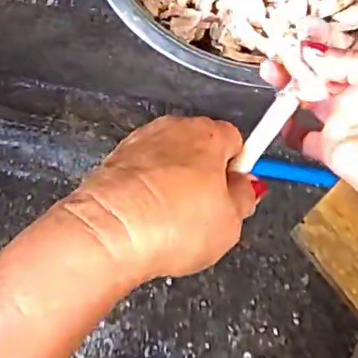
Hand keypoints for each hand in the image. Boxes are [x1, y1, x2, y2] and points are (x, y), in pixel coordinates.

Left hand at [59, 115, 259, 281]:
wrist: (111, 229)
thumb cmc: (171, 222)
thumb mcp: (230, 223)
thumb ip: (243, 200)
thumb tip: (246, 189)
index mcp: (210, 134)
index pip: (237, 140)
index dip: (239, 169)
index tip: (237, 192)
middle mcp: (176, 127)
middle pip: (202, 147)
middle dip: (207, 176)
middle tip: (208, 213)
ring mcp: (143, 140)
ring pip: (171, 158)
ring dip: (175, 182)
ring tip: (173, 222)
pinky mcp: (116, 158)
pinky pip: (143, 171)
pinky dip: (147, 189)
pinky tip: (148, 218)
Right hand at [262, 44, 357, 224]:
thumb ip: (353, 63)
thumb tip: (319, 52)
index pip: (346, 50)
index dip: (324, 38)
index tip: (304, 27)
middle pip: (323, 71)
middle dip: (300, 58)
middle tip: (282, 47)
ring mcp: (349, 122)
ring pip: (309, 97)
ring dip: (289, 83)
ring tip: (273, 70)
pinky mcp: (336, 150)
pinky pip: (305, 137)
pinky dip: (288, 126)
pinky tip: (280, 113)